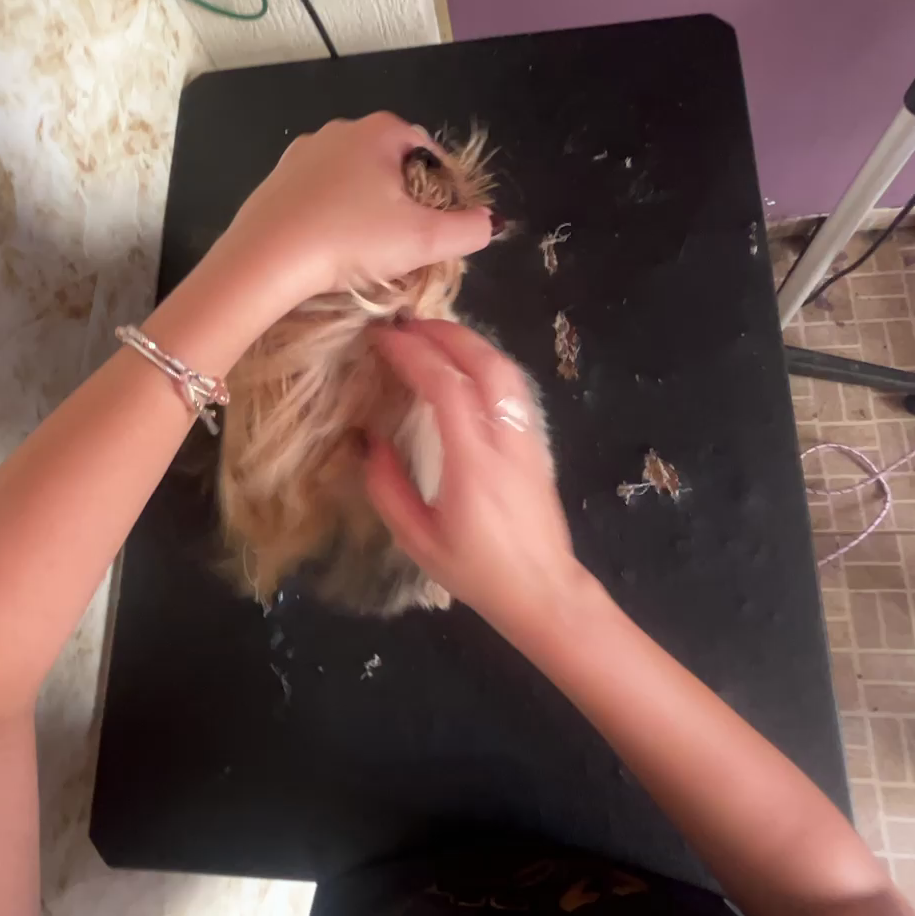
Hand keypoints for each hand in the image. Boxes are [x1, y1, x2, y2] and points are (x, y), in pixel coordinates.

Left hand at [212, 112, 495, 307]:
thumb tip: (488, 224)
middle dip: (404, 201)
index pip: (431, 153)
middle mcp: (341, 130)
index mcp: (381, 131)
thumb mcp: (423, 240)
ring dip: (367, 209)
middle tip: (404, 245)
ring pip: (354, 180)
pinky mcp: (277, 181)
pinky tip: (330, 247)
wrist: (266, 259)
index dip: (443, 192)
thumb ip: (468, 230)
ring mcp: (303, 153)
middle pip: (392, 165)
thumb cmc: (351, 240)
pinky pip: (320, 195)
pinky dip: (333, 216)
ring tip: (367, 251)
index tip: (438, 229)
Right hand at [363, 320, 593, 631]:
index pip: (446, 387)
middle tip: (406, 323)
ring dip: (468, 342)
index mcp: (473, 464)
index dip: (413, 354)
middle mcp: (506, 441)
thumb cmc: (478, 572)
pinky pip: (513, 387)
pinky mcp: (536, 443)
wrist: (544, 591)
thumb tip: (370, 442)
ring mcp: (528, 438)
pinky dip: (486, 362)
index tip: (383, 339)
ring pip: (505, 369)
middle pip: (484, 364)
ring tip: (432, 335)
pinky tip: (464, 365)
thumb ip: (388, 488)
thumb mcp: (418, 540)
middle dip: (444, 333)